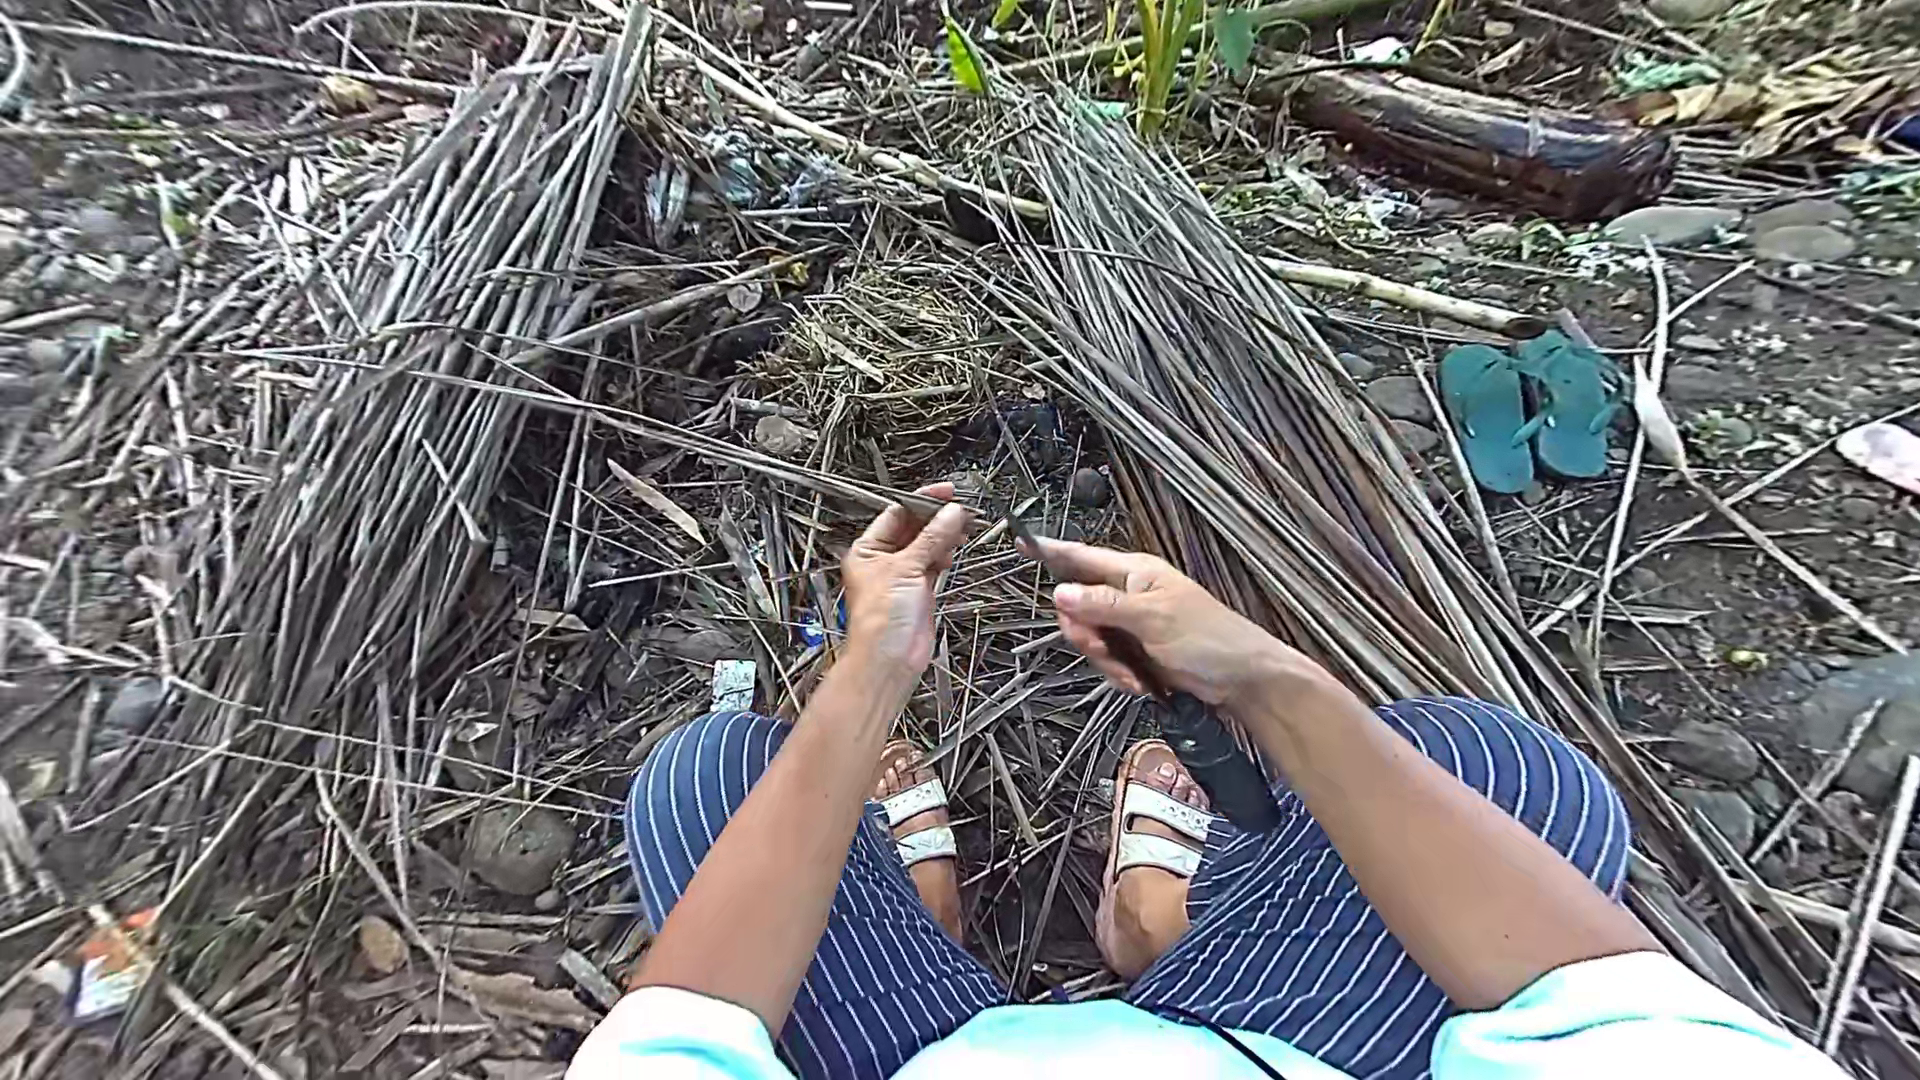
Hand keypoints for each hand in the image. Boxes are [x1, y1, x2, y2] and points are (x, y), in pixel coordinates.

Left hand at [842, 483, 972, 673]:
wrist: (890, 659)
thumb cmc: (879, 620)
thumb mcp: (906, 568)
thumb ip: (932, 538)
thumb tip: (951, 513)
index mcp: (867, 550)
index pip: (897, 513)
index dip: (922, 501)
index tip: (945, 492)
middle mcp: (883, 560)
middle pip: (914, 528)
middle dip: (937, 518)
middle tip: (960, 508)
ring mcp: (903, 575)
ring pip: (928, 544)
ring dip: (945, 534)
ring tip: (964, 524)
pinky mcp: (920, 589)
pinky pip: (936, 562)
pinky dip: (947, 553)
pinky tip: (956, 546)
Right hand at [1018, 536, 1317, 709]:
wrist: (1242, 681)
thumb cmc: (1210, 638)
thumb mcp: (1153, 619)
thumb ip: (1104, 606)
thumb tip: (1061, 593)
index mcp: (1133, 573)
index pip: (1082, 557)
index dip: (1051, 551)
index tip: (1021, 543)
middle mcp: (1126, 595)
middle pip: (1077, 605)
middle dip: (1085, 633)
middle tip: (1102, 647)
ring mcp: (1129, 624)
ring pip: (1089, 636)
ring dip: (1104, 660)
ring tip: (1130, 671)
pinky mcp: (1134, 650)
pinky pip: (1106, 659)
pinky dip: (1117, 674)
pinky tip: (1138, 681)